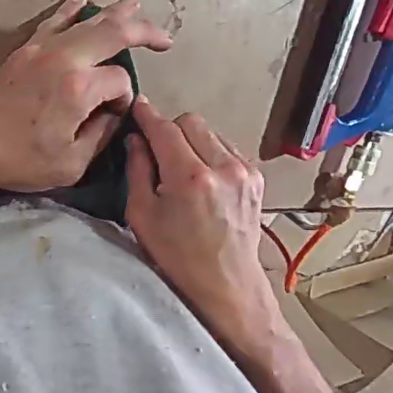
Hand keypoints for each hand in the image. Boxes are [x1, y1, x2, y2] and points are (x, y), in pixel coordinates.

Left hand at [0, 0, 171, 194]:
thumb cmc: (19, 161)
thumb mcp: (71, 164)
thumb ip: (101, 134)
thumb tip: (114, 112)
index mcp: (78, 88)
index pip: (120, 81)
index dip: (124, 99)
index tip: (111, 117)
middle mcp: (63, 59)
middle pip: (114, 33)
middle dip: (144, 32)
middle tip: (164, 38)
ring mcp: (41, 49)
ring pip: (87, 21)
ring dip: (115, 13)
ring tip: (134, 5)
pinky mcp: (24, 50)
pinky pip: (54, 21)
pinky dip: (71, 9)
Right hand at [124, 97, 283, 356]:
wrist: (226, 285)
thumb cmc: (177, 257)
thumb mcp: (142, 216)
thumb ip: (138, 170)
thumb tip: (136, 140)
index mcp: (190, 177)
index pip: (164, 128)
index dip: (147, 115)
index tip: (136, 107)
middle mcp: (222, 166)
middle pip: (190, 121)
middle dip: (170, 130)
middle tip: (158, 151)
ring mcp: (244, 170)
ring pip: (211, 132)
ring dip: (192, 141)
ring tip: (182, 168)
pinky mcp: (256, 177)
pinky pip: (227, 148)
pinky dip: (211, 153)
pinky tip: (203, 178)